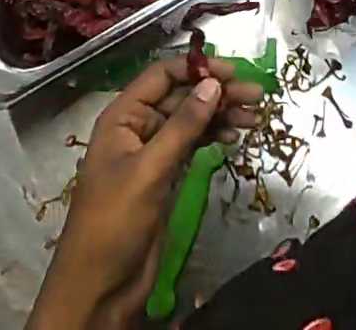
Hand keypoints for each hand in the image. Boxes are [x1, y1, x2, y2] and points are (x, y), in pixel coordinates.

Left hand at [27, 55, 262, 329]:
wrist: (99, 286)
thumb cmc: (115, 220)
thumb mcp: (149, 169)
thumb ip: (182, 126)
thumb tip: (212, 84)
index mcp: (123, 115)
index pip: (162, 76)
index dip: (196, 69)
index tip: (232, 71)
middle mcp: (137, 127)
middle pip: (180, 97)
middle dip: (216, 93)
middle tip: (256, 94)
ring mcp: (152, 152)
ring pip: (190, 121)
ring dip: (220, 115)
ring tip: (255, 115)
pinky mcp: (164, 176)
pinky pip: (191, 145)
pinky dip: (212, 138)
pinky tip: (235, 137)